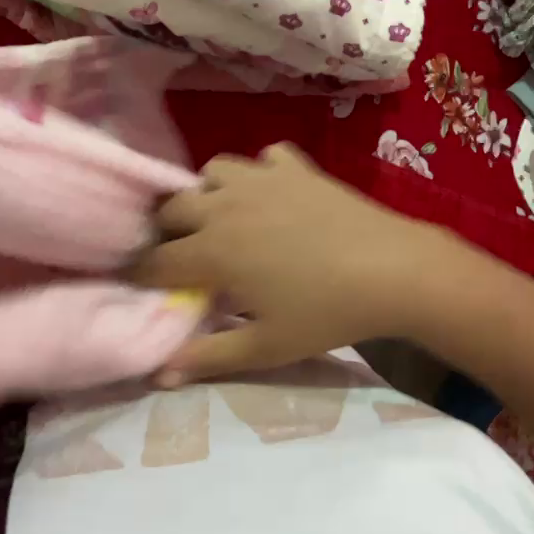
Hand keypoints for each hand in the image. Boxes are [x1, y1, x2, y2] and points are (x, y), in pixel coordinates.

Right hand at [132, 143, 464, 382]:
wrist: (394, 271)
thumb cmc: (325, 314)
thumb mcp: (265, 348)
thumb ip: (208, 358)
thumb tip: (159, 375)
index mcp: (212, 251)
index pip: (156, 261)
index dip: (140, 275)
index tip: (139, 284)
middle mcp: (226, 206)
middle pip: (172, 208)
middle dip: (165, 231)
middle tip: (179, 255)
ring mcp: (262, 180)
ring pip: (213, 171)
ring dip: (207, 193)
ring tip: (221, 218)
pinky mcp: (297, 168)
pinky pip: (264, 158)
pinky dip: (260, 172)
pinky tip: (273, 195)